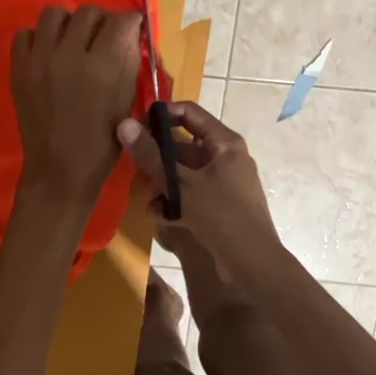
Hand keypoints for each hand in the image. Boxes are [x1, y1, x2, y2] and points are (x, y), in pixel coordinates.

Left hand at [10, 6, 142, 208]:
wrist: (59, 170)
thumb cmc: (102, 143)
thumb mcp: (126, 103)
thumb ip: (128, 63)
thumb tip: (128, 34)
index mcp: (103, 66)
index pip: (121, 20)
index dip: (130, 24)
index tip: (129, 32)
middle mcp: (69, 54)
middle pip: (88, 12)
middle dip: (101, 22)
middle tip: (101, 40)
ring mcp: (39, 60)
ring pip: (54, 14)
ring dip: (67, 24)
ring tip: (71, 43)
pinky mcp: (18, 69)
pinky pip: (25, 34)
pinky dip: (38, 39)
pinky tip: (47, 55)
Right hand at [117, 101, 279, 263]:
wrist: (251, 261)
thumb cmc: (220, 213)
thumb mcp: (180, 184)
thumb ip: (151, 155)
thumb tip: (124, 124)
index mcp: (224, 143)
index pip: (189, 113)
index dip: (161, 116)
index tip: (135, 128)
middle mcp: (225, 158)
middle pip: (182, 148)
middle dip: (158, 164)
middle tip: (139, 175)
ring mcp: (223, 184)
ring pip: (183, 175)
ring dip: (163, 188)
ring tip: (153, 206)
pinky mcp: (219, 207)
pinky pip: (190, 196)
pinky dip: (175, 205)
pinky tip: (164, 219)